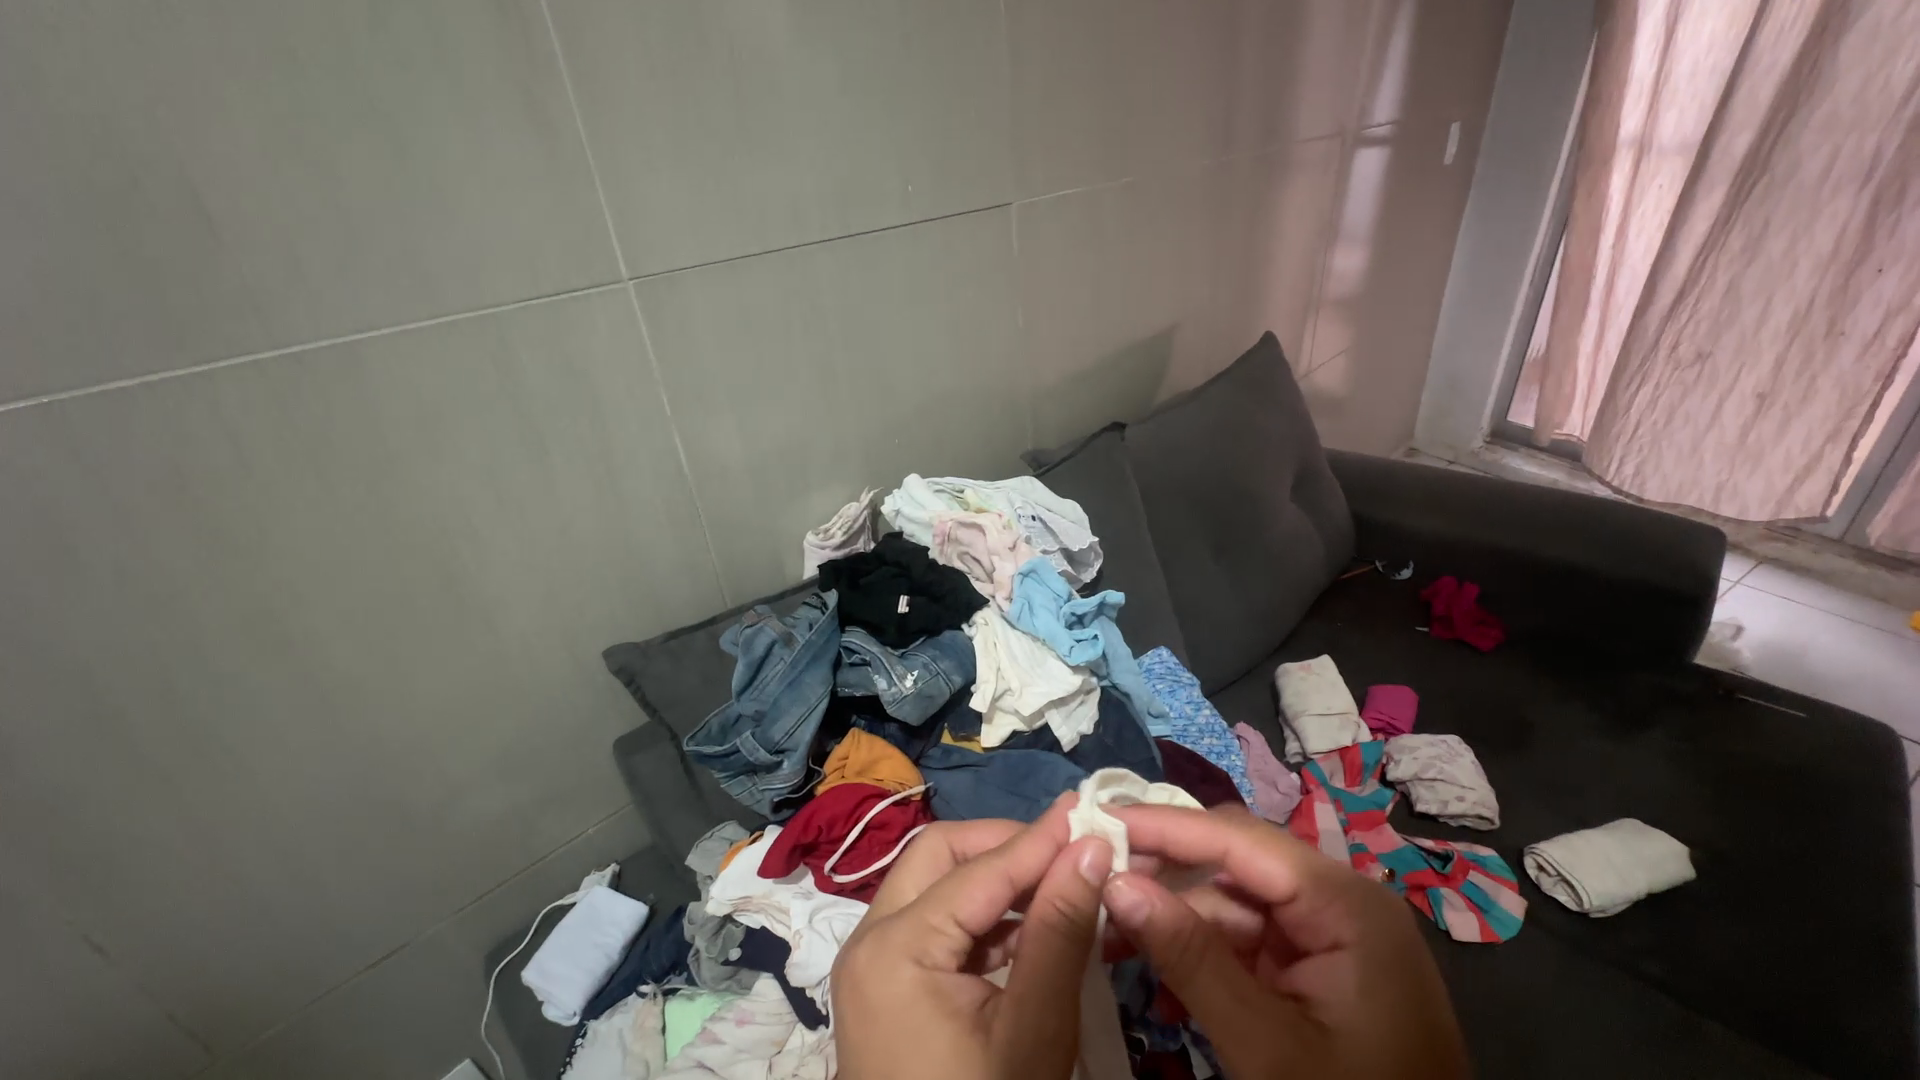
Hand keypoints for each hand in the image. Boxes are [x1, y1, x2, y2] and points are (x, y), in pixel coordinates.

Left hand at [832, 797, 1113, 1079]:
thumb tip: (1091, 847)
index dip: (1040, 839)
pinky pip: (931, 921)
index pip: (979, 870)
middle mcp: (869, 938)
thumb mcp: (1031, 1030)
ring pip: (932, 882)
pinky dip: (978, 914)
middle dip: (1004, 844)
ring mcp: (870, 961)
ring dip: (993, 876)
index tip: (1090, 813)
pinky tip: (1026, 927)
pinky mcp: (883, 982)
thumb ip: (1060, 932)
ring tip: (1058, 881)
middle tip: (1067, 851)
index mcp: (895, 948)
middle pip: (939, 855)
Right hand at [1103, 805, 1466, 1078]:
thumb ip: (1190, 958)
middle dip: (1164, 876)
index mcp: (1344, 903)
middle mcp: (1340, 901)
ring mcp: (1331, 935)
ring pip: (1234, 905)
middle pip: (1234, 865)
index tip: (1098, 818)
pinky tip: (1161, 981)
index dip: (1164, 826)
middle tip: (1092, 882)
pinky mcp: (1320, 968)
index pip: (1238, 839)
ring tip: (1109, 940)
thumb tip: (1115, 883)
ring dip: (1175, 924)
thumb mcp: (1266, 1045)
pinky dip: (1204, 957)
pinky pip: (1249, 942)